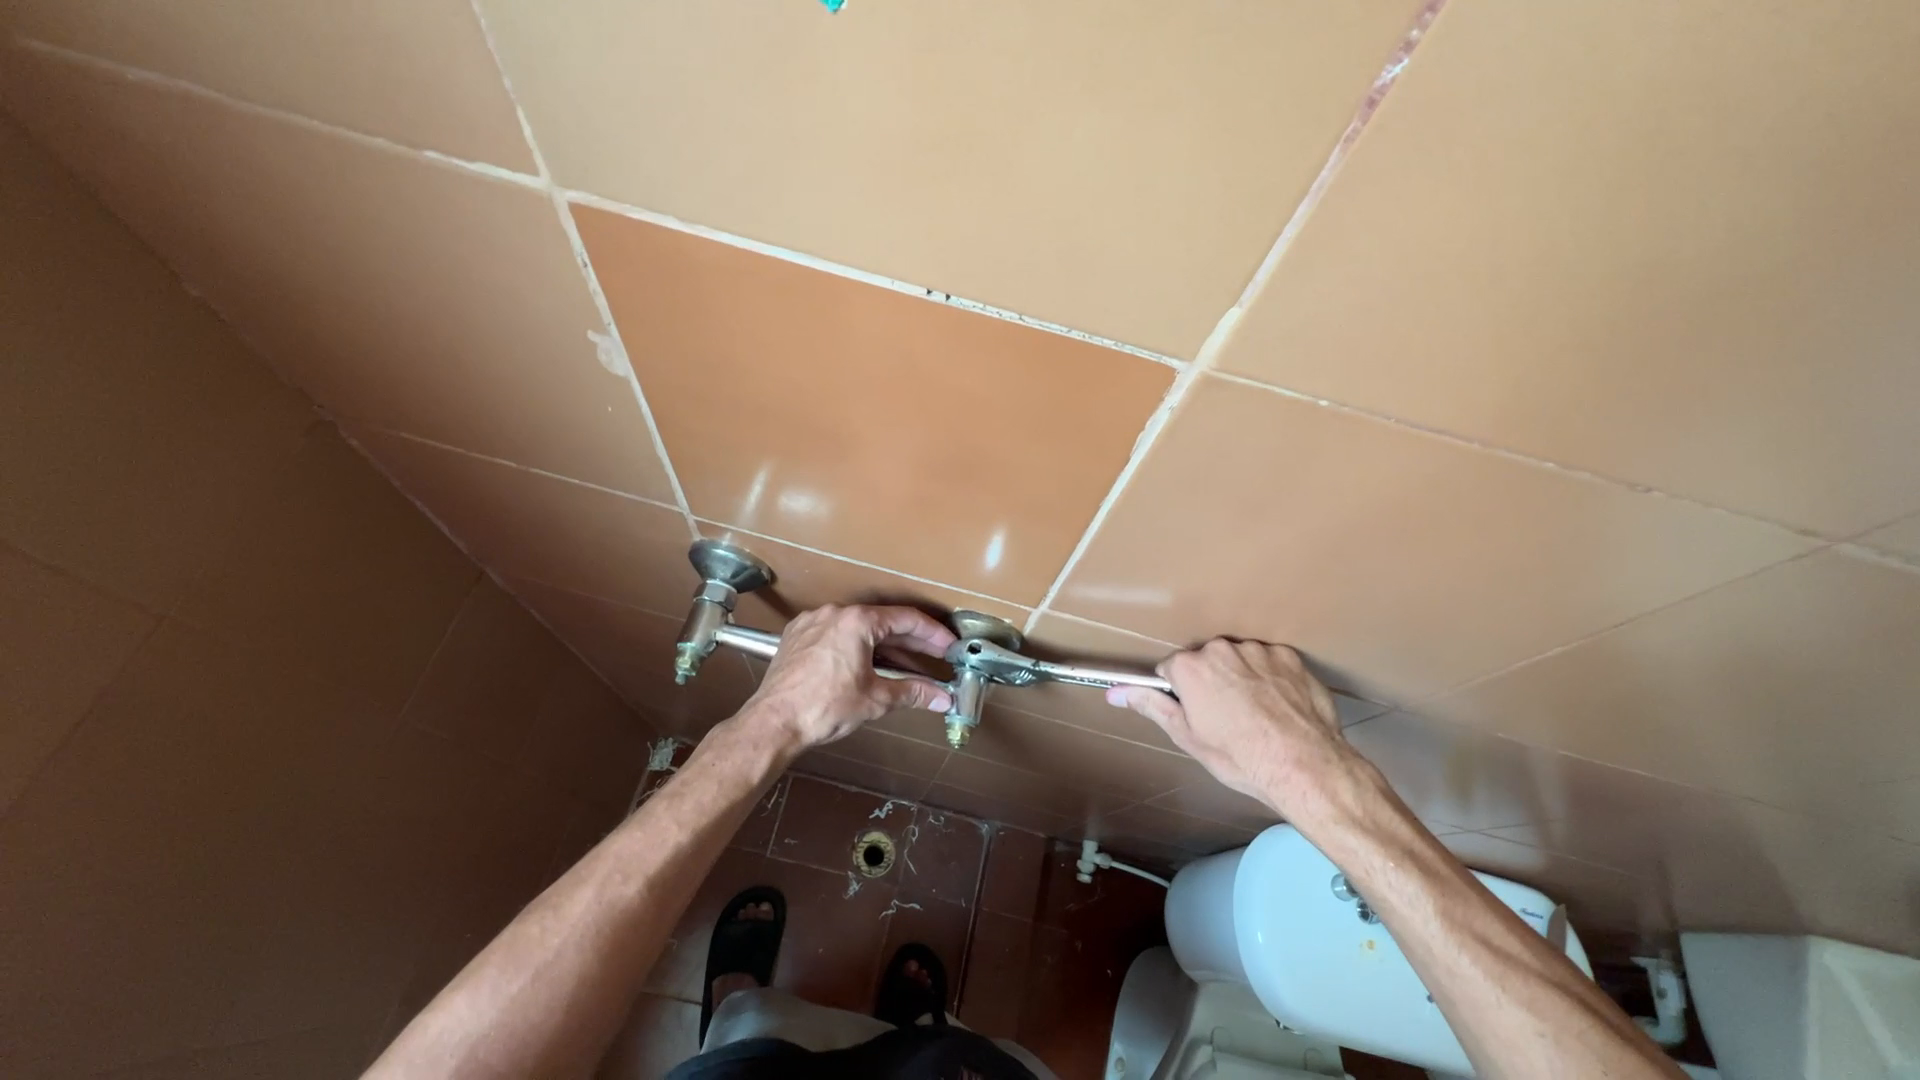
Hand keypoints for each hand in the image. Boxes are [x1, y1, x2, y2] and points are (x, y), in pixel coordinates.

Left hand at [742, 604, 956, 752]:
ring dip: (884, 645)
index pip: (906, 620)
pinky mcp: (798, 637)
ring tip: (906, 665)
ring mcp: (813, 624)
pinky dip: (857, 647)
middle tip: (935, 655)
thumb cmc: (820, 708)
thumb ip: (913, 693)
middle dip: (911, 642)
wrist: (774, 722)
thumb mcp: (876, 699)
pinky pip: (836, 635)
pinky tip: (868, 665)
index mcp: (856, 622)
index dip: (933, 634)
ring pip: (859, 628)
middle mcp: (834, 614)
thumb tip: (940, 698)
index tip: (948, 645)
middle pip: (883, 622)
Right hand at [1107, 639, 1356, 818]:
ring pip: (1238, 659)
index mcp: (1190, 668)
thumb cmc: (1242, 758)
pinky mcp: (1289, 657)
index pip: (1171, 669)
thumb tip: (1115, 692)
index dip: (1179, 692)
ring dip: (1241, 678)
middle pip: (1206, 660)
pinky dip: (1270, 678)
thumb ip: (1151, 705)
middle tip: (1224, 717)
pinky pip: (1269, 661)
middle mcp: (1222, 650)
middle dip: (1210, 682)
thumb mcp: (1187, 737)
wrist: (1303, 765)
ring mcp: (1258, 651)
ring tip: (1254, 714)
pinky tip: (1276, 706)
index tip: (1191, 710)